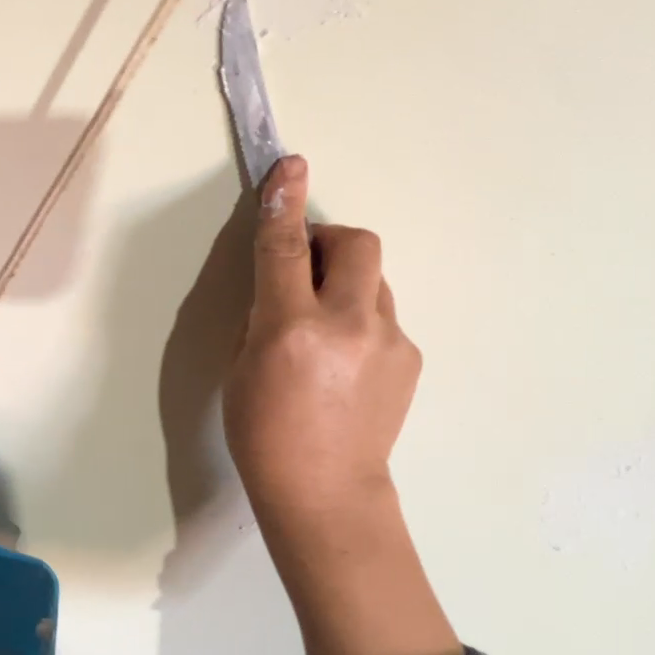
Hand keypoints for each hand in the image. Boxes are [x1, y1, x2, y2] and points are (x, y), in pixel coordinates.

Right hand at [223, 155, 420, 520]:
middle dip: (328, 240)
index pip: (284, 251)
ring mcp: (389, 340)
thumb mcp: (243, 370)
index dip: (283, 205)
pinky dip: (355, 321)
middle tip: (301, 267)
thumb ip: (266, 320)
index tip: (289, 166)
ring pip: (370, 281)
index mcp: (291, 330)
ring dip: (340, 286)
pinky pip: (380, 317)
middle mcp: (348, 325)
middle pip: (357, 244)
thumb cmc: (261, 433)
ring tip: (317, 334)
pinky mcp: (410, 356)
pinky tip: (339, 365)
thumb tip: (285, 290)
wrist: (323, 488)